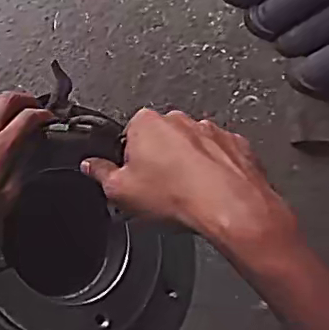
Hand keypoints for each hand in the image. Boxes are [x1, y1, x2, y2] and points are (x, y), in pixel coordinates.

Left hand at [0, 92, 53, 226]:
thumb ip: (22, 172)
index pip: (27, 118)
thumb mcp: (6, 197)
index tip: (48, 118)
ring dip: (5, 99)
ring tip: (14, 106)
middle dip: (27, 99)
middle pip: (8, 99)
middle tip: (35, 105)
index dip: (43, 115)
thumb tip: (30, 155)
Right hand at [81, 109, 299, 256]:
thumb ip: (100, 173)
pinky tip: (210, 196)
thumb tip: (91, 166)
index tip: (133, 181)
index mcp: (146, 123)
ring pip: (191, 149)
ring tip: (187, 198)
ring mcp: (210, 131)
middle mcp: (179, 120)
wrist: (233, 209)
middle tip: (159, 192)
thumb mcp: (120, 191)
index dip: (128, 164)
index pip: (127, 137)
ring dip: (188, 168)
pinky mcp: (236, 147)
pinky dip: (215, 174)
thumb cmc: (180, 196)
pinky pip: (220, 159)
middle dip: (159, 163)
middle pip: (159, 141)